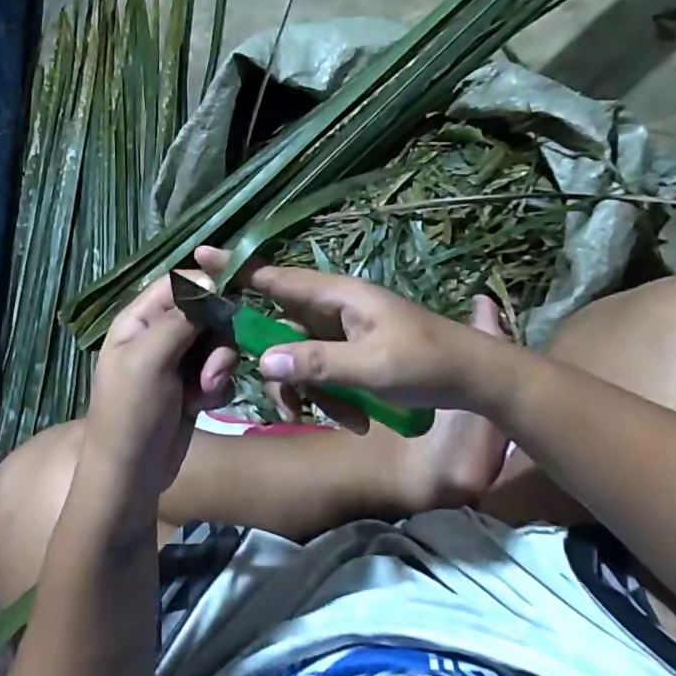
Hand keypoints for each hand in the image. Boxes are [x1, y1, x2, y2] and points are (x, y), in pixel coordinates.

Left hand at [79, 274, 237, 499]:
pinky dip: (217, 389)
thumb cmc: (131, 413)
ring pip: (218, 345)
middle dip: (215, 340)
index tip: (228, 304)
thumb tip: (209, 283)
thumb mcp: (148, 358)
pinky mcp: (194, 389)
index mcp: (137, 321)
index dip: (204, 289)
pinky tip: (202, 407)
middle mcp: (158, 337)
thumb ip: (179, 319)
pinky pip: (221, 374)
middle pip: (205, 315)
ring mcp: (177, 364)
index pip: (176, 285)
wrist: (133, 475)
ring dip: (218, 367)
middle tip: (209, 369)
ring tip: (203, 393)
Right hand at [195, 246, 504, 413]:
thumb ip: (319, 363)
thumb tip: (263, 361)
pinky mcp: (349, 353)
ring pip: (297, 358)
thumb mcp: (374, 367)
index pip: (277, 277)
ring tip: (337, 419)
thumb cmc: (429, 363)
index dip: (237, 267)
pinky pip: (318, 372)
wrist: (476, 379)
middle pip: (279, 329)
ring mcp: (341, 332)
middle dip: (280, 368)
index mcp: (338, 297)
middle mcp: (333, 309)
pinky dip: (325, 397)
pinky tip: (349, 420)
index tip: (200, 255)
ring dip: (307, 391)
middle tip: (288, 403)